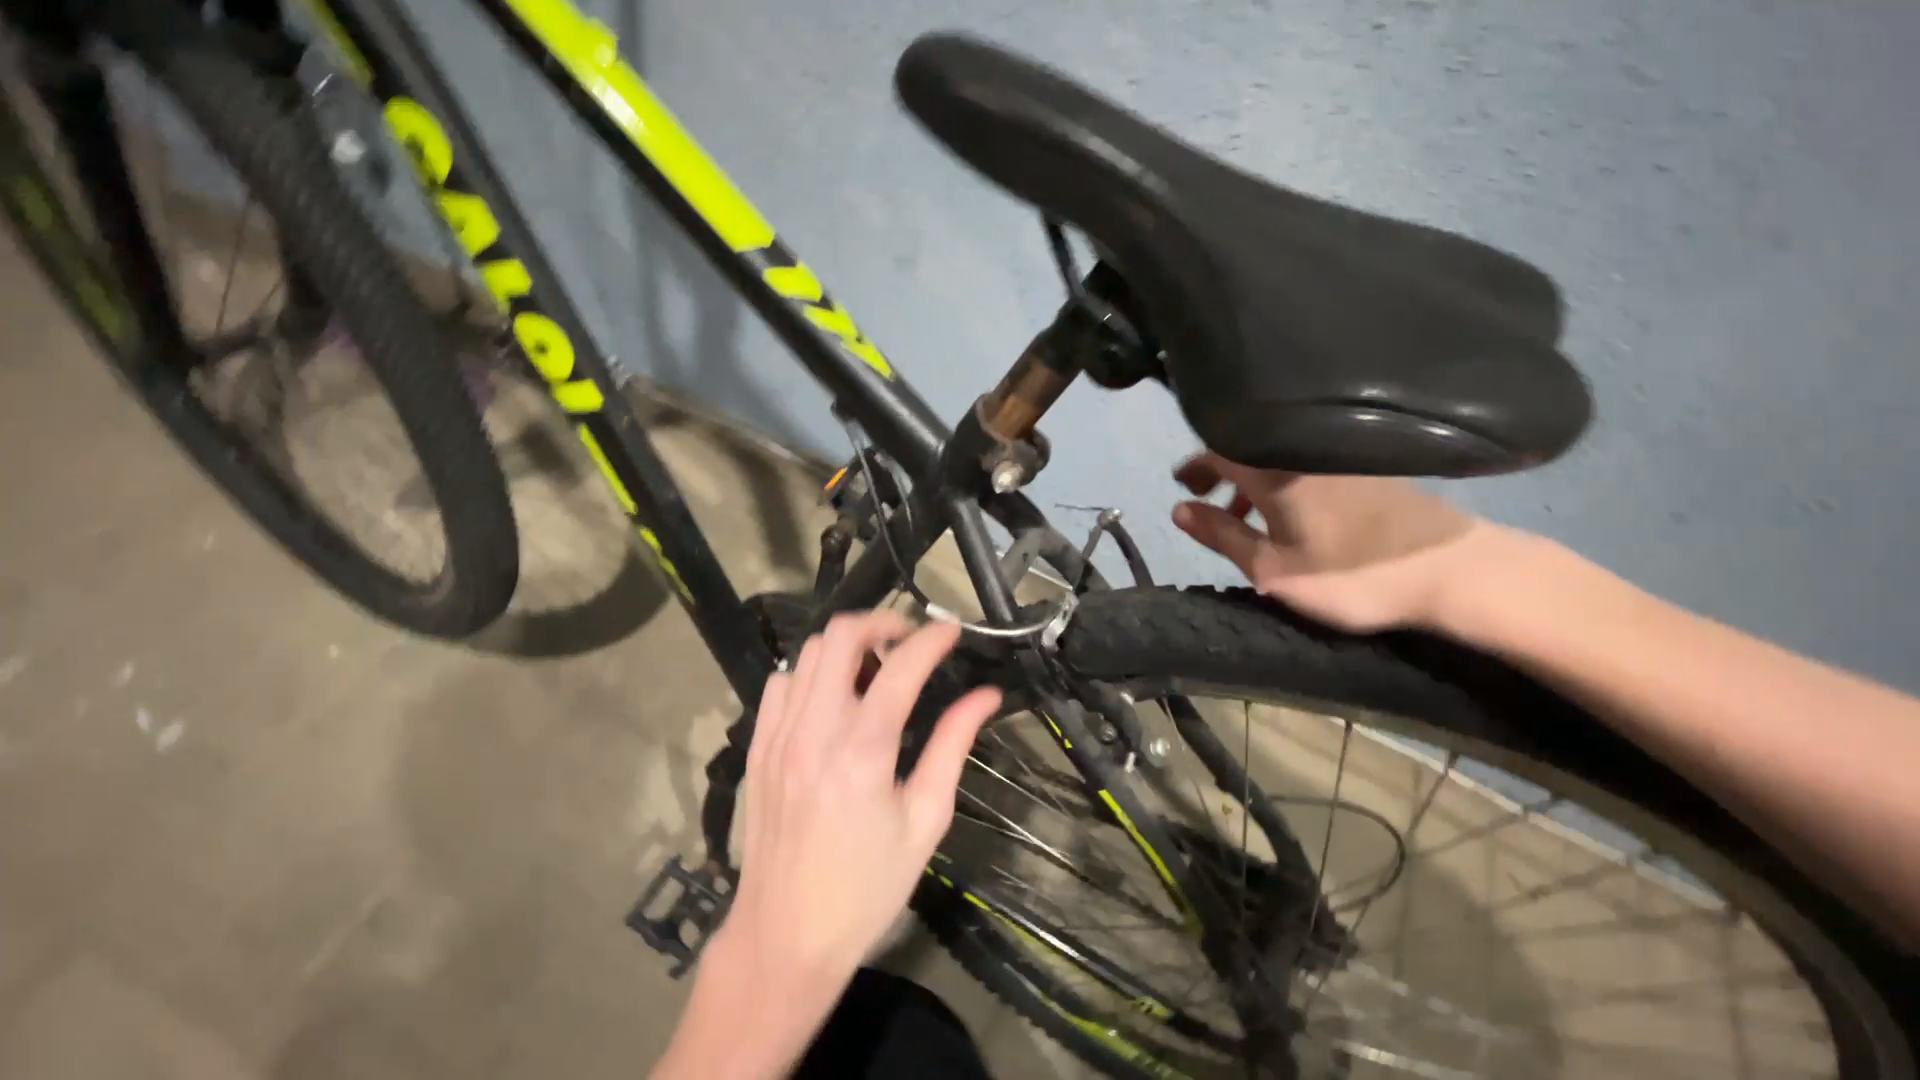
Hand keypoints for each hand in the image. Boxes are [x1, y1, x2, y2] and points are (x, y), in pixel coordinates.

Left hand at [725, 611, 1002, 983]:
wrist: (785, 936)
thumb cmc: (867, 888)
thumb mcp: (924, 822)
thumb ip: (953, 748)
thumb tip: (985, 698)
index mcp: (862, 752)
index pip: (899, 667)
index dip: (932, 639)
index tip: (953, 631)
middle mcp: (813, 731)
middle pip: (839, 638)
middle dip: (881, 623)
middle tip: (909, 643)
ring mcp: (777, 737)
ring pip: (807, 654)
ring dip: (846, 648)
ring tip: (875, 672)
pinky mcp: (757, 749)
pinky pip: (780, 685)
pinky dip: (810, 675)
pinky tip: (832, 700)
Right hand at [1171, 452, 1504, 632]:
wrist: (1450, 571)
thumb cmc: (1350, 576)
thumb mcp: (1272, 569)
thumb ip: (1222, 536)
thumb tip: (1178, 510)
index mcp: (1273, 472)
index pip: (1219, 451)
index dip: (1195, 466)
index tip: (1182, 486)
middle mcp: (1302, 453)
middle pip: (1250, 449)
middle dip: (1221, 470)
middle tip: (1204, 498)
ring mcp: (1338, 458)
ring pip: (1280, 458)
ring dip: (1253, 479)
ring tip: (1244, 514)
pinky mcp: (1367, 468)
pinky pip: (1308, 463)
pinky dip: (1286, 481)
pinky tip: (1292, 512)